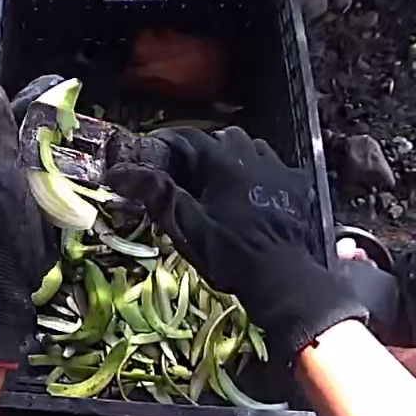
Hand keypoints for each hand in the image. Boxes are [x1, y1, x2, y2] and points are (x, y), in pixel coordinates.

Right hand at [106, 127, 368, 361]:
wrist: (283, 278)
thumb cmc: (230, 254)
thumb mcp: (186, 226)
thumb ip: (156, 193)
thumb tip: (119, 172)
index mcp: (222, 161)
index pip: (186, 137)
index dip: (164, 144)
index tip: (150, 156)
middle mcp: (252, 154)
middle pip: (218, 139)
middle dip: (198, 151)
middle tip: (182, 174)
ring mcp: (278, 167)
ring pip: (247, 148)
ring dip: (229, 158)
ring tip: (215, 182)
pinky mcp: (296, 184)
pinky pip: (270, 165)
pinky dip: (255, 172)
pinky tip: (248, 192)